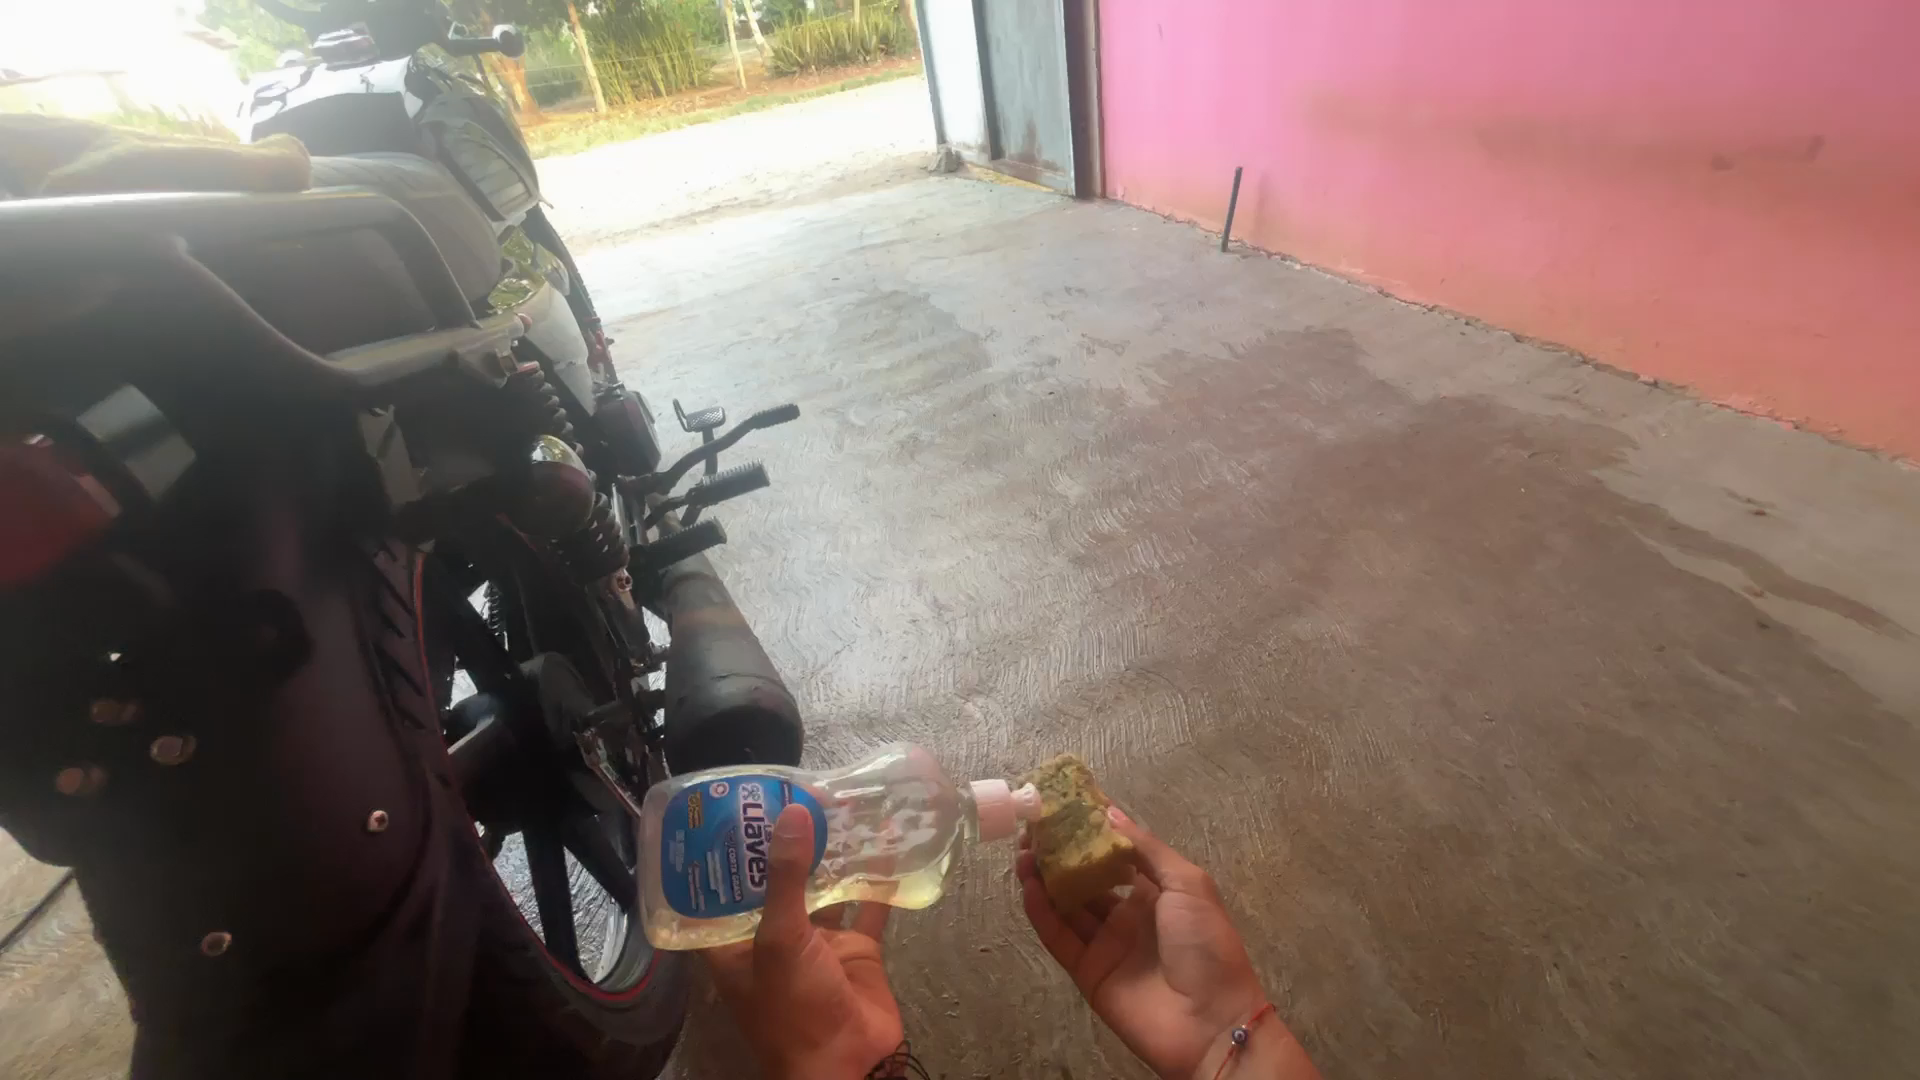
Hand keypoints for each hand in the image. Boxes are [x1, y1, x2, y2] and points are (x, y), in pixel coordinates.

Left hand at [705, 805, 904, 1079]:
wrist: (850, 1064)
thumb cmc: (792, 1009)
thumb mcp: (779, 940)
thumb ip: (787, 876)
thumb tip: (794, 812)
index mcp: (738, 943)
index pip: (720, 891)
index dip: (725, 853)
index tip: (737, 808)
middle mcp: (774, 937)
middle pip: (777, 881)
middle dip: (790, 842)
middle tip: (801, 792)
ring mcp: (818, 941)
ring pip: (825, 886)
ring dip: (835, 854)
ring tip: (844, 805)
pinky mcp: (856, 947)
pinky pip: (867, 903)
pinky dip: (878, 876)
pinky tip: (888, 841)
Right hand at [1017, 805, 1268, 1078]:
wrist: (1213, 1024)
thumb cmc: (1206, 944)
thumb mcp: (1187, 884)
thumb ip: (1145, 848)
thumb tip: (1109, 811)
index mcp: (1152, 890)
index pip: (1112, 852)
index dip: (1088, 830)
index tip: (1062, 804)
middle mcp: (1125, 912)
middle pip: (1083, 877)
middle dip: (1058, 852)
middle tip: (1033, 829)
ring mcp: (1104, 943)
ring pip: (1066, 904)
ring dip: (1043, 877)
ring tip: (1023, 853)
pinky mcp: (1087, 971)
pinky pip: (1059, 936)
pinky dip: (1041, 912)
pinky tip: (1028, 887)